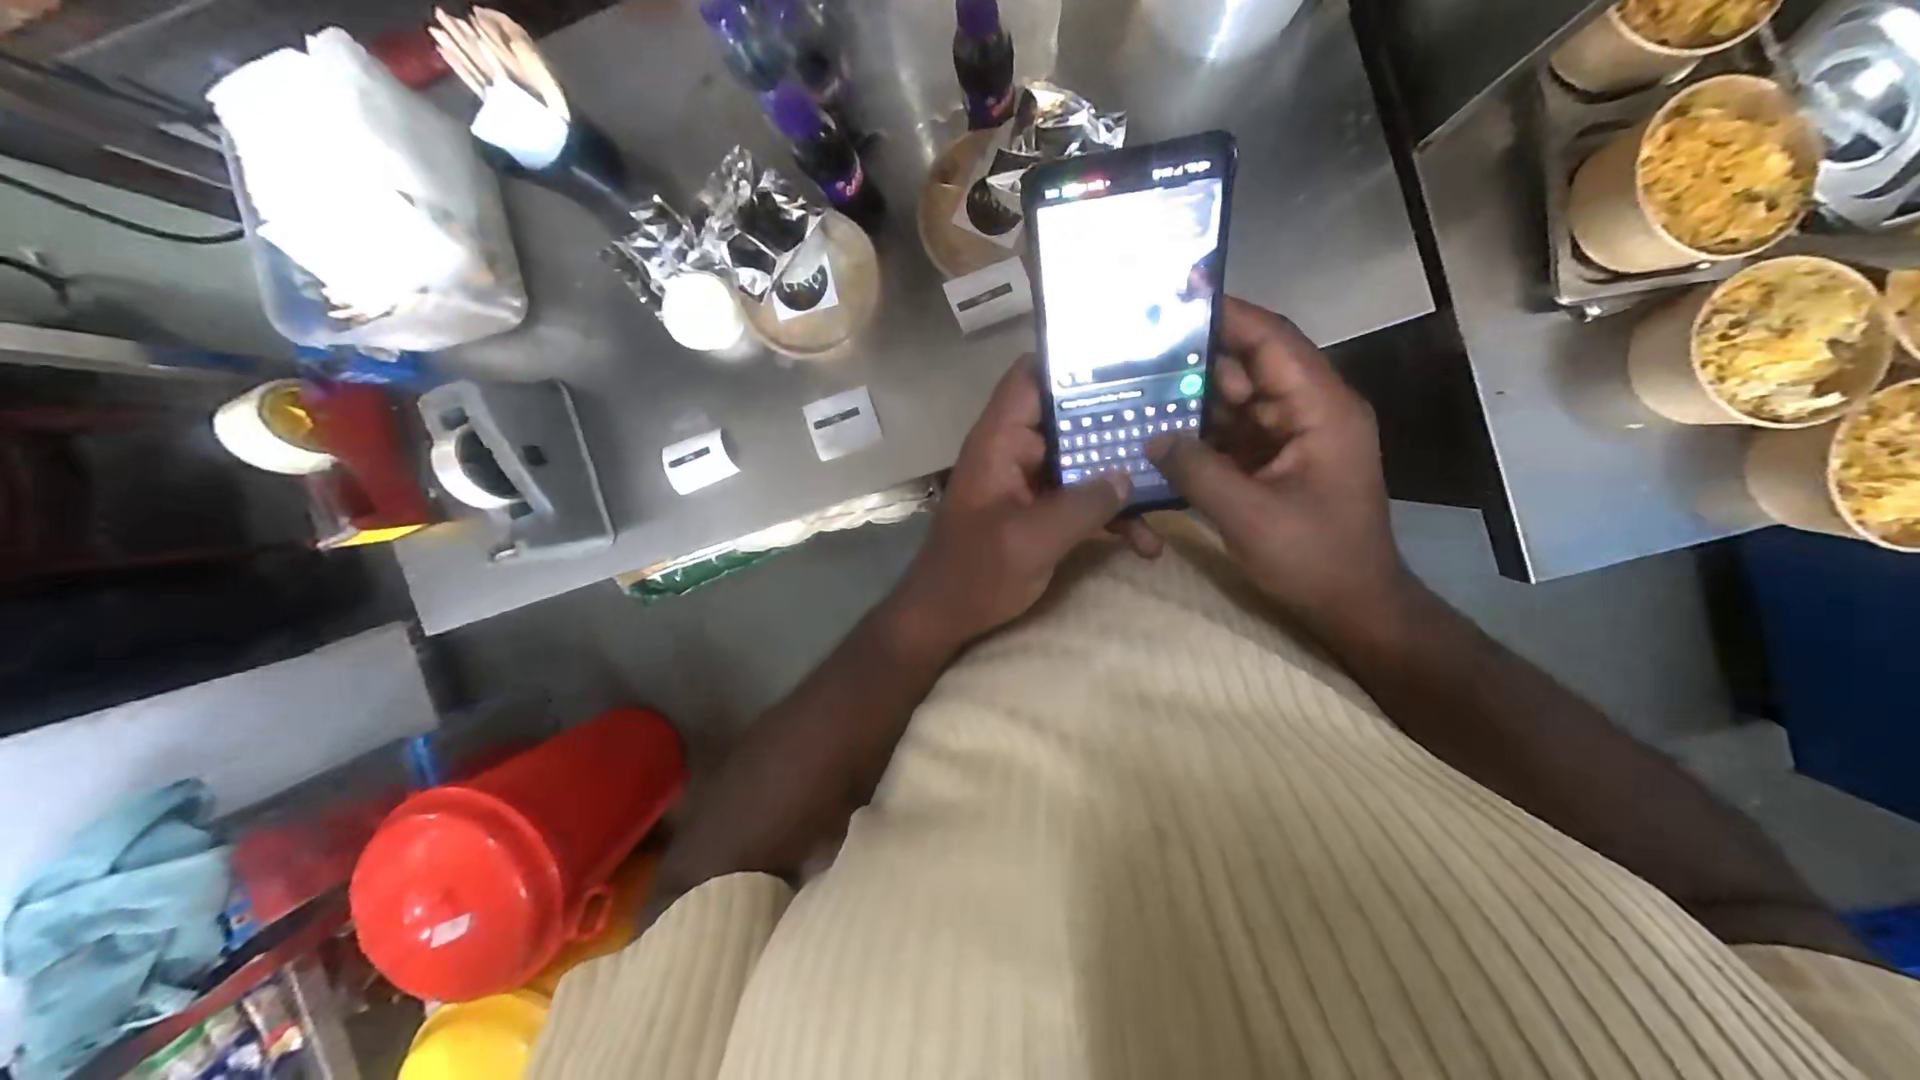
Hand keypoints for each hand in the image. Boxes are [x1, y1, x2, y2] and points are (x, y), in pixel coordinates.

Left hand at [889, 355, 1149, 656]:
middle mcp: (1015, 452)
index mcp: (1000, 442)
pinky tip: (1146, 542)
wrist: (943, 618)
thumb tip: (1128, 477)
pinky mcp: (1040, 511)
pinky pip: (1080, 499)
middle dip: (1118, 422)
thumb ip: (1082, 505)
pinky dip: (1110, 515)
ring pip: (1082, 462)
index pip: (1030, 377)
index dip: (1071, 362)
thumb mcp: (1032, 540)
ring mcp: (1029, 483)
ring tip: (1173, 487)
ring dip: (1122, 479)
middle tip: (1173, 420)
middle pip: (1069, 417)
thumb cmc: (975, 574)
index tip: (1126, 362)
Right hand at [1146, 297, 1414, 643]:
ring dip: (1192, 396)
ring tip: (1139, 385)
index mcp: (1321, 408)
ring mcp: (1291, 436)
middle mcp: (1309, 410)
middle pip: (1249, 366)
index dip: (1228, 314)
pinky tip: (1159, 430)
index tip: (1178, 293)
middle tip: (1139, 348)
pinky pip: (1232, 432)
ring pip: (1236, 400)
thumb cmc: (1315, 557)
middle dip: (1196, 358)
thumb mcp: (1249, 515)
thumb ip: (1196, 470)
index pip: (1272, 341)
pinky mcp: (1275, 460)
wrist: (1353, 604)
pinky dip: (1199, 431)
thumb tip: (1152, 437)